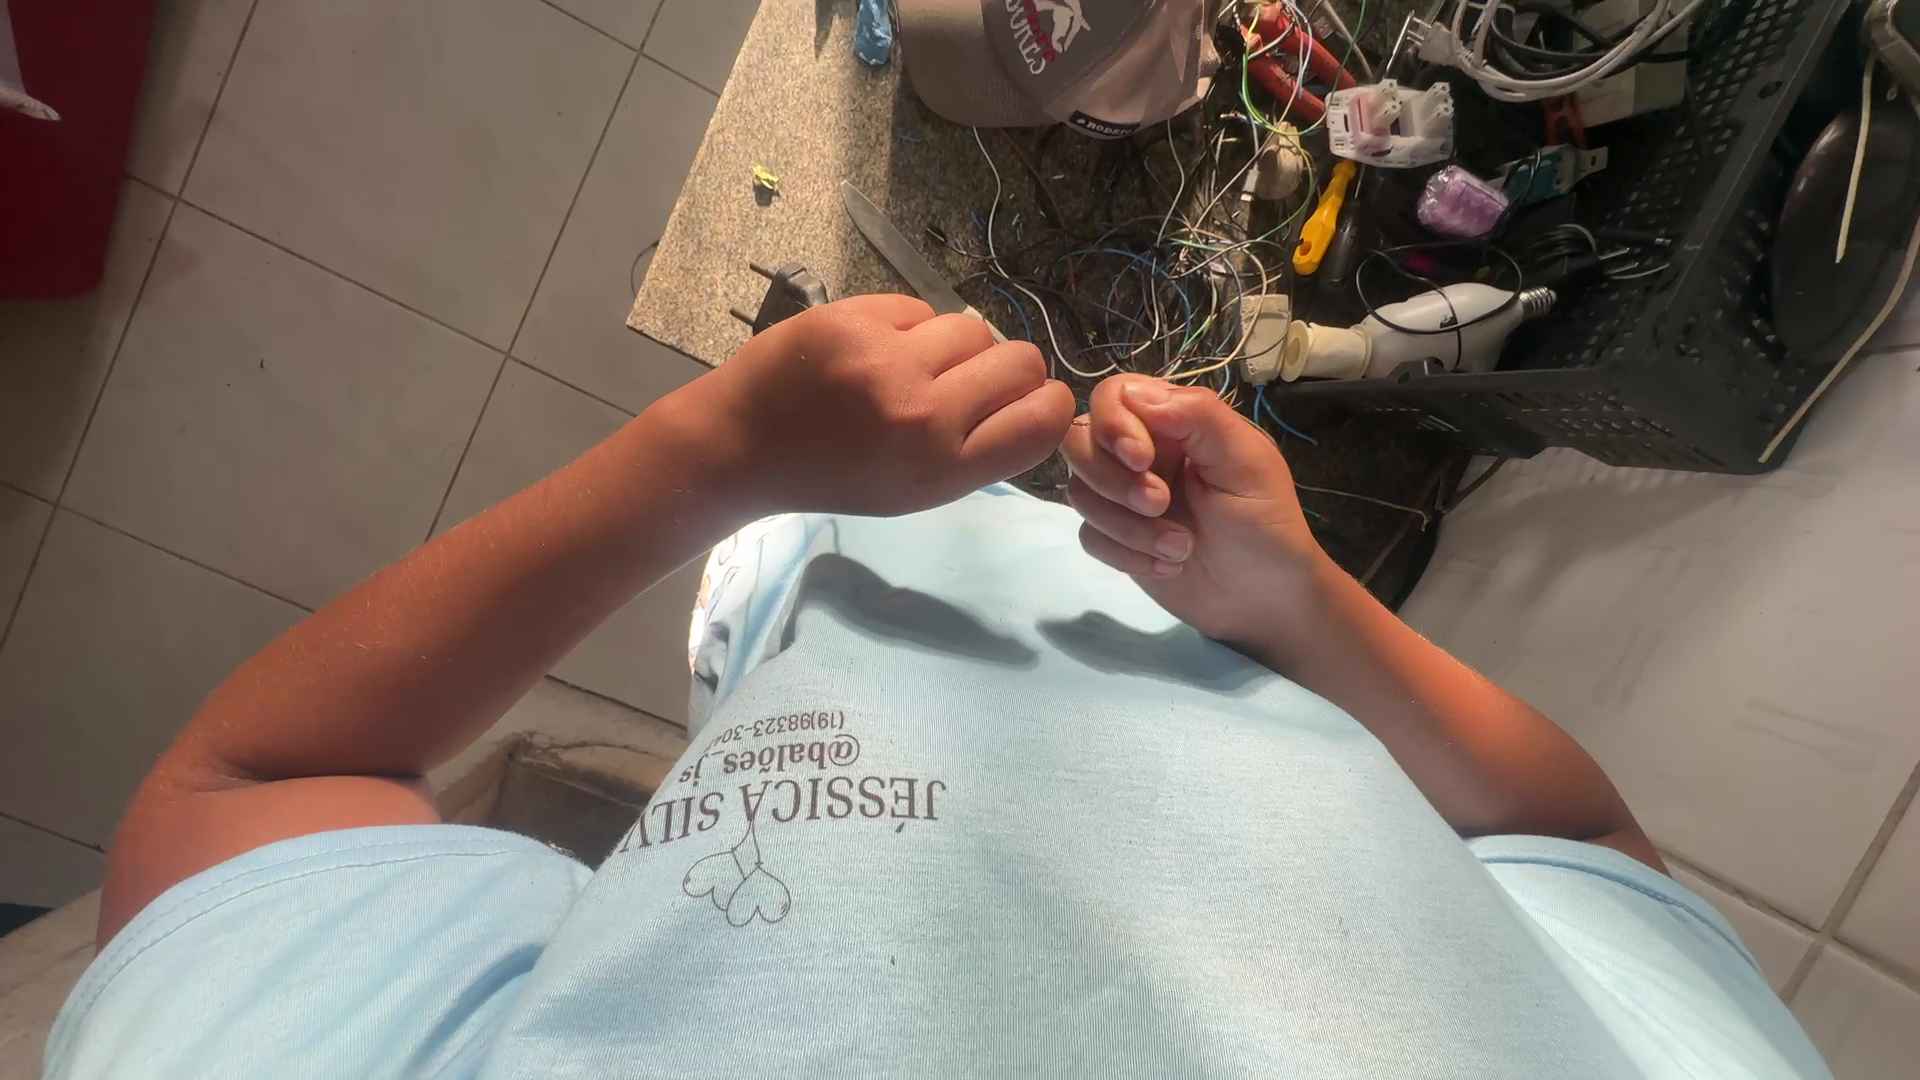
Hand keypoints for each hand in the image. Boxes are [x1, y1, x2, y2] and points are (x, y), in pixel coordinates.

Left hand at [699, 295, 1074, 516]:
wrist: (746, 445)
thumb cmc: (836, 477)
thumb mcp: (916, 491)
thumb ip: (978, 452)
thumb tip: (1032, 399)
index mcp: (941, 470)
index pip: (1042, 420)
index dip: (1050, 405)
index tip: (1030, 404)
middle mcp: (922, 415)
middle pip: (1021, 362)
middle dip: (1011, 371)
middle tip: (969, 384)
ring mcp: (887, 360)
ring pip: (974, 328)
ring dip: (957, 347)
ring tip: (914, 367)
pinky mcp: (856, 316)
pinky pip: (922, 309)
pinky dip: (912, 328)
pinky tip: (879, 351)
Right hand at [1060, 374, 1328, 652]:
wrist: (1263, 600)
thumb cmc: (1267, 525)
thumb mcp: (1247, 462)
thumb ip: (1198, 416)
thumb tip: (1135, 396)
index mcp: (1172, 422)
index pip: (1112, 396)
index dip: (1114, 425)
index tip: (1143, 460)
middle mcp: (1139, 453)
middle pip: (1078, 442)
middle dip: (1113, 481)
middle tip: (1161, 505)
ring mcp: (1121, 496)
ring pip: (1080, 493)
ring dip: (1127, 526)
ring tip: (1179, 548)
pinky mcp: (1113, 537)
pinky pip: (1088, 535)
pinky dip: (1125, 554)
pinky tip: (1167, 566)